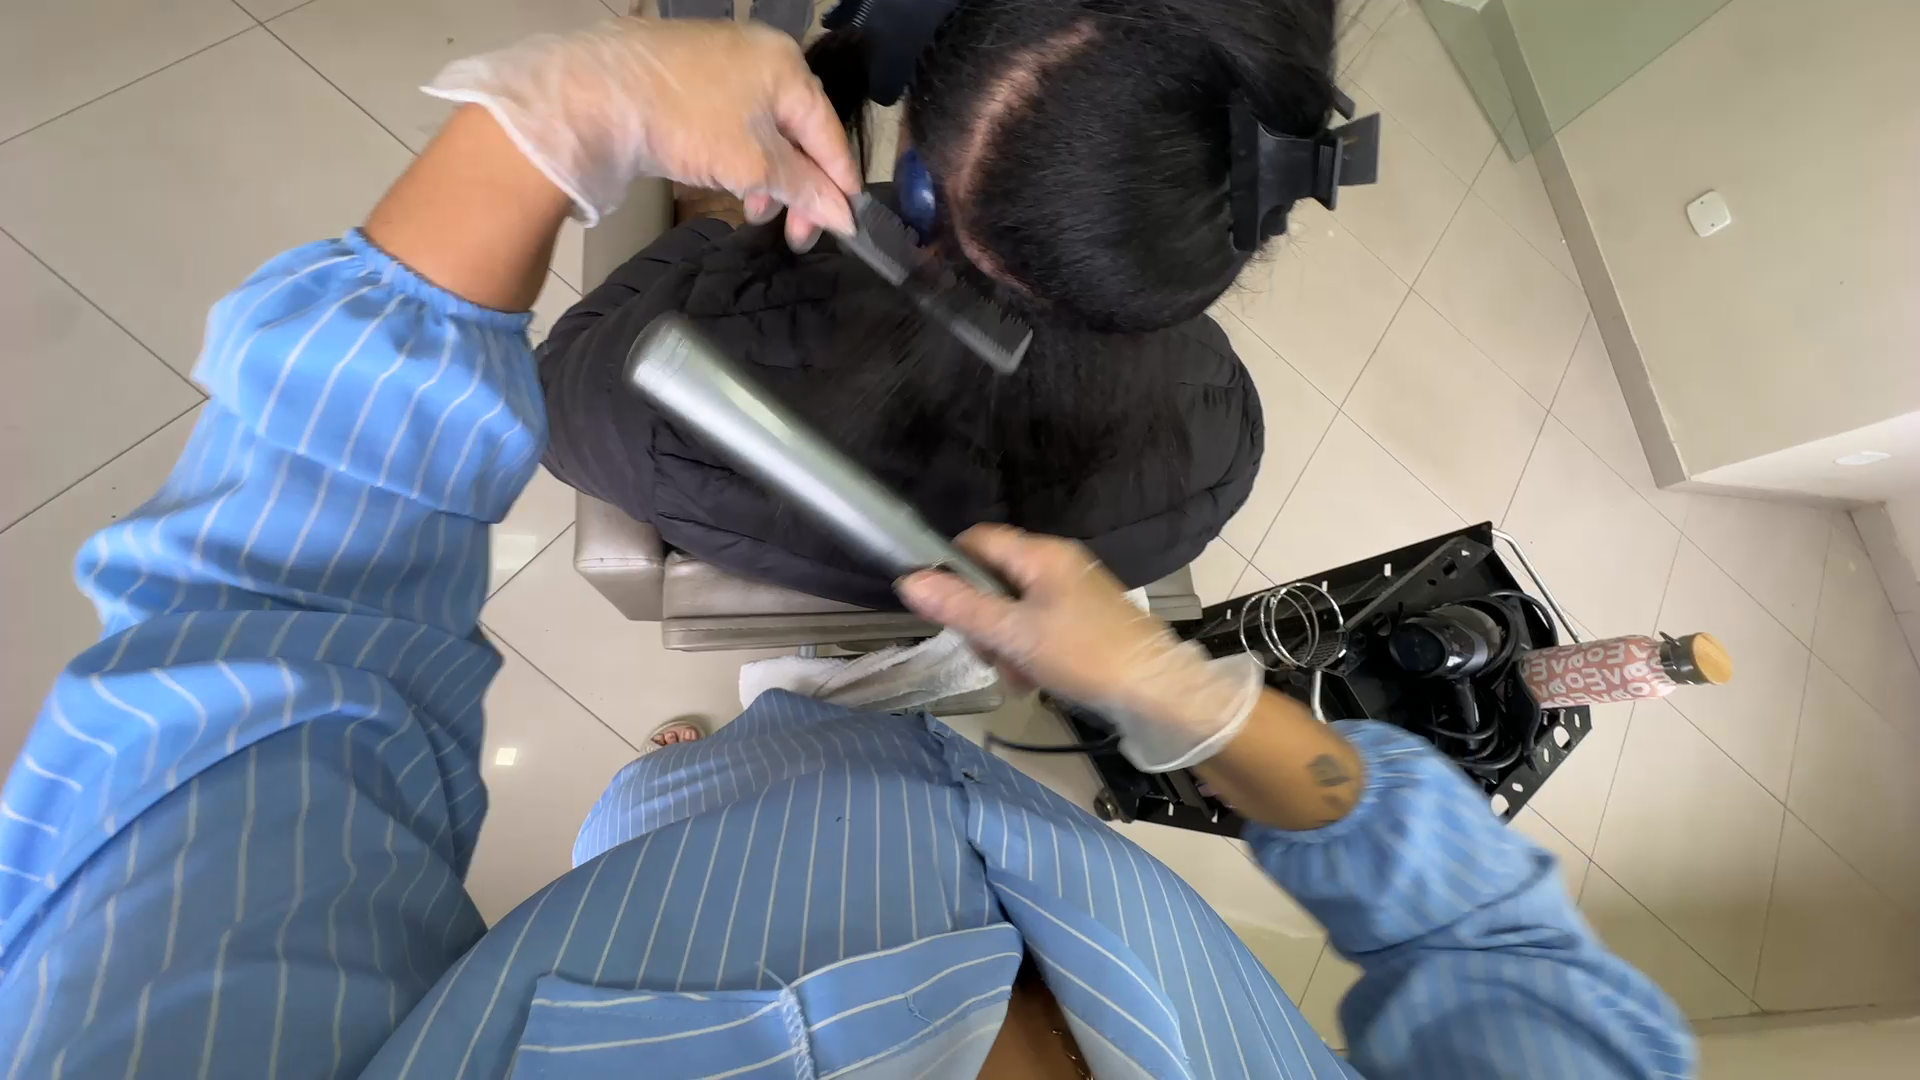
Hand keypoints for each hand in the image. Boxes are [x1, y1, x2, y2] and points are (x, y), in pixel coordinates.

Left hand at [424, 17, 859, 247]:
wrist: (592, 96)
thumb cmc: (687, 124)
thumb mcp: (755, 164)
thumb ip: (807, 191)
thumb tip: (847, 219)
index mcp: (788, 67)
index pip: (830, 135)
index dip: (840, 186)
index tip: (844, 228)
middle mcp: (763, 57)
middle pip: (800, 137)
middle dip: (801, 190)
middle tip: (796, 237)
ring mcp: (726, 65)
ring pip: (768, 136)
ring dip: (771, 182)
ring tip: (757, 213)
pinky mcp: (695, 80)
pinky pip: (739, 127)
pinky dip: (744, 162)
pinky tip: (736, 186)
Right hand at [898, 525, 1263, 771]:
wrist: (1158, 692)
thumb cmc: (1084, 655)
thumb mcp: (1014, 634)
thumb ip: (961, 607)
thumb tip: (909, 580)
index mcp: (1041, 555)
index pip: (978, 540)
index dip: (951, 567)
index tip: (941, 607)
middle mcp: (1057, 563)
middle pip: (994, 578)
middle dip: (982, 619)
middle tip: (987, 653)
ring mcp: (1073, 591)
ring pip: (1014, 608)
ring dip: (1005, 642)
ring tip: (1016, 675)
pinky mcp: (1085, 617)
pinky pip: (1039, 624)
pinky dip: (1029, 650)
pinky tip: (1034, 679)